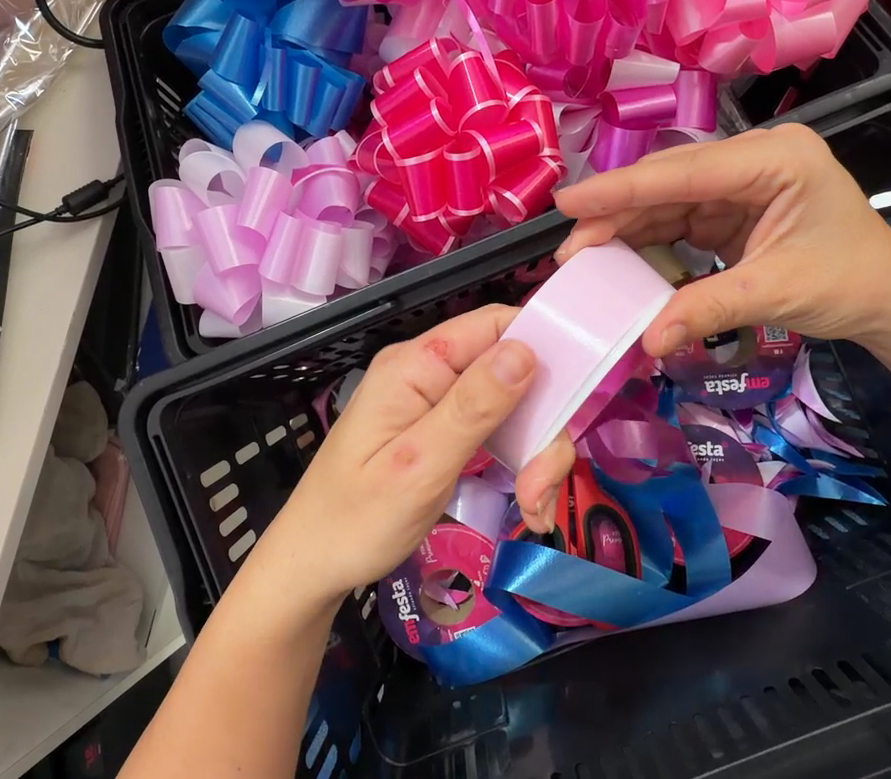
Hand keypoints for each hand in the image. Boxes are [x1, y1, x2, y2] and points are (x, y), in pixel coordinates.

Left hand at [242, 305, 572, 608]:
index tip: (576, 398)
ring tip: (533, 506)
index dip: (545, 348)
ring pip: (515, 406)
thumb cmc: (356, 519)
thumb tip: (527, 349)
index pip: (496, 325)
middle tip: (541, 488)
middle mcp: (430, 372)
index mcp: (417, 365)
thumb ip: (474, 406)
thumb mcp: (420, 465)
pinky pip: (498, 431)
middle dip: (542, 426)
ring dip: (535, 454)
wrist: (314, 564)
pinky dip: (519, 464)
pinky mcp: (444, 430)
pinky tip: (526, 504)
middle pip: (515, 371)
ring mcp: (437, 402)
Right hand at [554, 125, 890, 355]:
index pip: (685, 172)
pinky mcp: (732, 202)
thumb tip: (648, 340)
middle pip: (668, 180)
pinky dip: (647, 237)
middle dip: (616, 212)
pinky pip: (678, 215)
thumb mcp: (775, 293)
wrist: (890, 299)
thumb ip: (706, 308)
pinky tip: (616, 254)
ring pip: (666, 197)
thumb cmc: (849, 284)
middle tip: (570, 247)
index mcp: (777, 159)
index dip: (622, 189)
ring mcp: (742, 178)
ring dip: (625, 226)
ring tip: (583, 254)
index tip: (569, 203)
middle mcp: (755, 156)